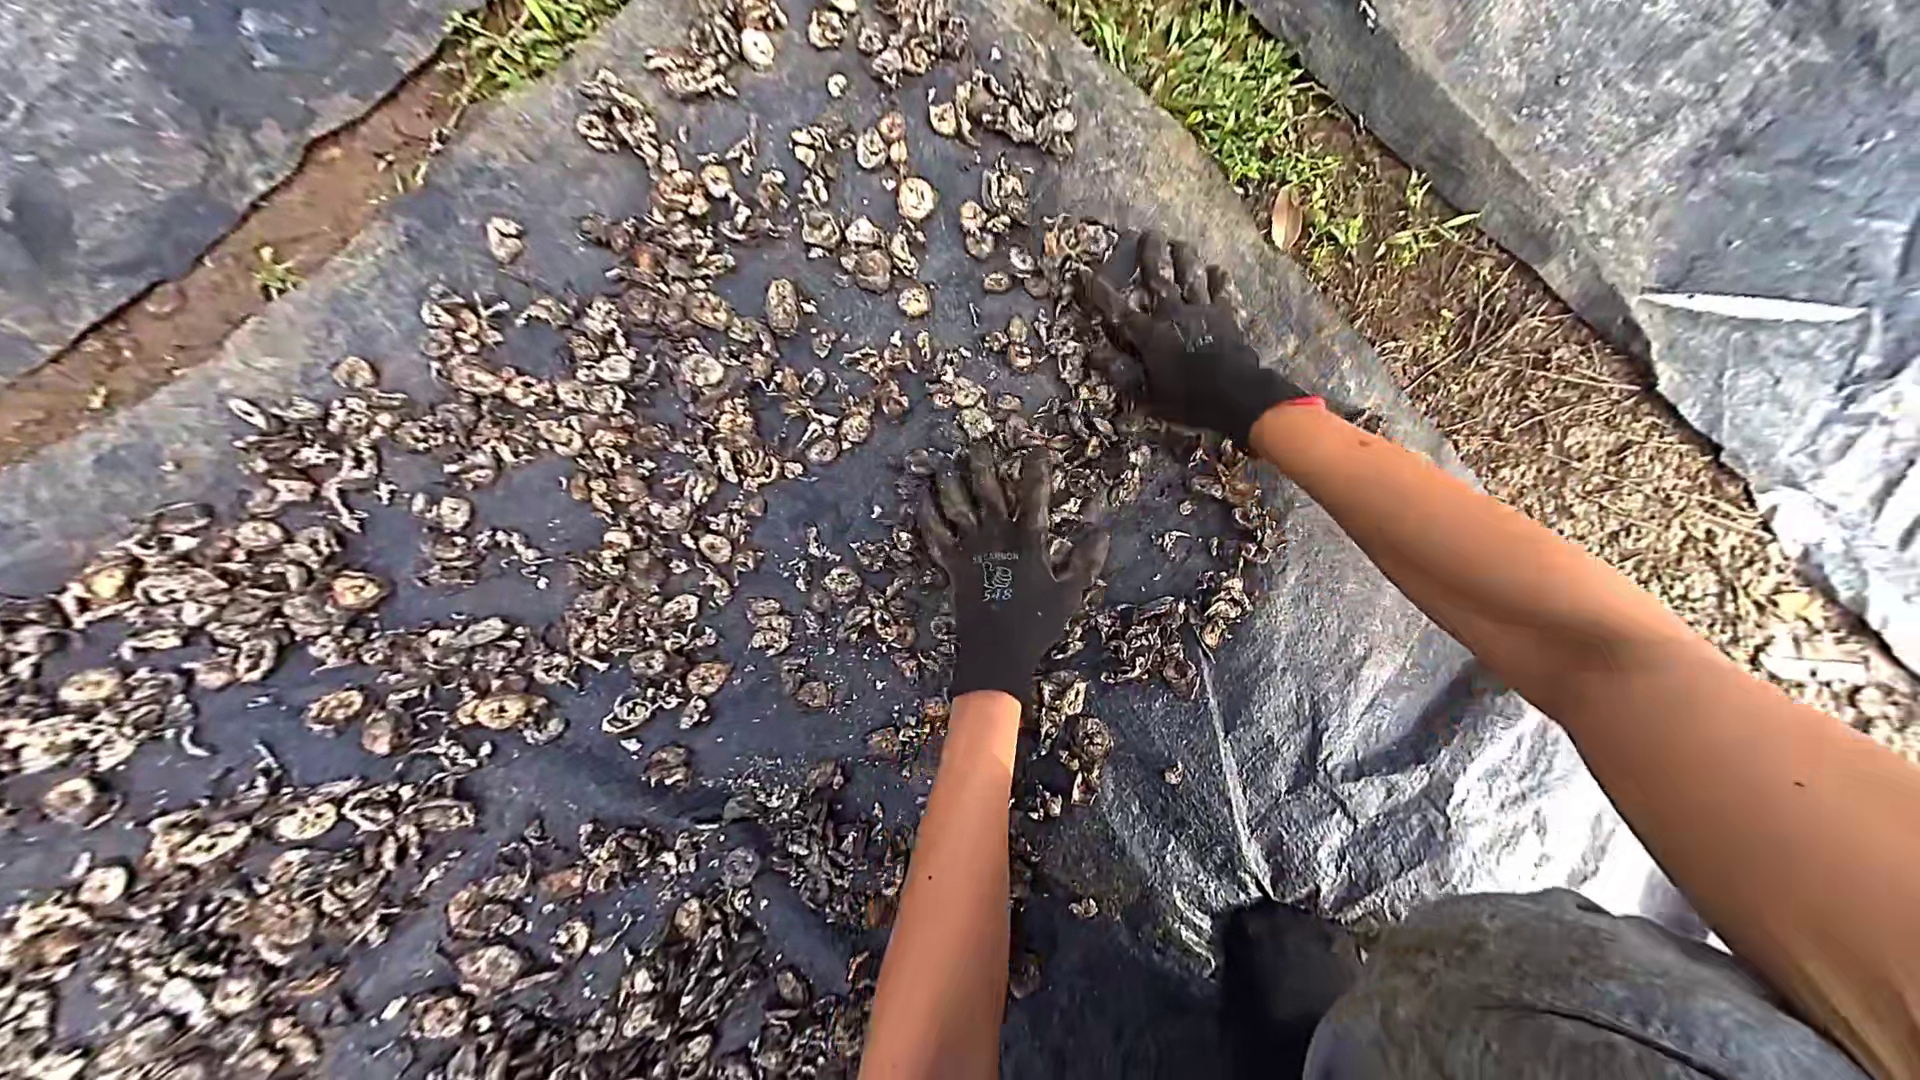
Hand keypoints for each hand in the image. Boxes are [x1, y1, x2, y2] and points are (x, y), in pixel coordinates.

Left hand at [920, 448, 1108, 712]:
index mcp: (1028, 539)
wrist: (997, 651)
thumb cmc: (1037, 623)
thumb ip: (1086, 560)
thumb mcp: (1070, 593)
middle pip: (987, 489)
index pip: (1034, 494)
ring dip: (950, 482)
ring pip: (955, 505)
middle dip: (983, 463)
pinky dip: (927, 516)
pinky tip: (922, 499)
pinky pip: (934, 534)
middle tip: (978, 443)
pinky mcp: (951, 564)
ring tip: (944, 464)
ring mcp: (970, 548)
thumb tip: (1103, 530)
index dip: (1037, 468)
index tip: (1038, 447)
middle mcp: (996, 534)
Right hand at [1079, 230, 1313, 444]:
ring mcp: (1201, 312)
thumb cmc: (1186, 400)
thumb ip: (1121, 373)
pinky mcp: (1225, 316)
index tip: (1084, 272)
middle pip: (1159, 278)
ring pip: (1191, 277)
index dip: (1099, 293)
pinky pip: (1221, 292)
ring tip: (1180, 242)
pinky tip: (1217, 270)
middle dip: (1150, 255)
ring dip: (1185, 258)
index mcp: (1150, 336)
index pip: (1118, 311)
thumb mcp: (1147, 395)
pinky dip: (1218, 280)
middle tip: (1147, 234)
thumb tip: (1092, 355)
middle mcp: (1173, 315)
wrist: (1235, 395)